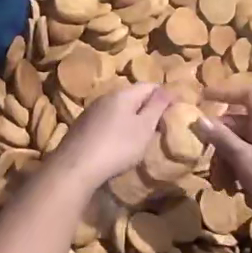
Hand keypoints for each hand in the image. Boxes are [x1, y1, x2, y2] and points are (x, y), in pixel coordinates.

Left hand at [49, 84, 169, 188]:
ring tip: (141, 136)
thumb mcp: (144, 127)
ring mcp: (90, 111)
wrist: (76, 166)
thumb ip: (157, 106)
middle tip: (159, 126)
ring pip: (118, 108)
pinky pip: (106, 120)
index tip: (175, 112)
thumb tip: (167, 89)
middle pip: (132, 96)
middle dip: (147, 107)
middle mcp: (104, 97)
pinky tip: (118, 142)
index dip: (165, 96)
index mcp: (122, 94)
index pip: (150, 85)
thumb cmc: (117, 146)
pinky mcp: (82, 126)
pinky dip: (116, 127)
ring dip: (131, 118)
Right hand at [195, 85, 251, 228]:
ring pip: (243, 144)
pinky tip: (233, 189)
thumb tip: (199, 119)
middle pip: (239, 124)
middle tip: (206, 161)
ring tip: (221, 185)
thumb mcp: (243, 159)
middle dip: (219, 142)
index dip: (225, 92)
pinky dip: (238, 170)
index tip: (203, 98)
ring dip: (226, 161)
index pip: (248, 95)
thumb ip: (221, 138)